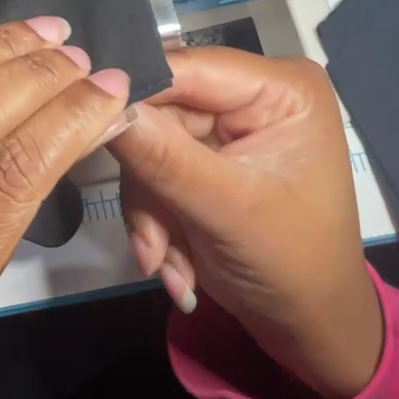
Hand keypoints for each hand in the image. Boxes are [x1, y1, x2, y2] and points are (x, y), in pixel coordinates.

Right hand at [108, 48, 382, 398]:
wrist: (309, 330)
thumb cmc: (291, 267)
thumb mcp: (226, 211)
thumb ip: (162, 155)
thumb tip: (104, 104)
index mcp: (279, 87)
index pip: (185, 68)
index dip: (134, 94)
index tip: (89, 127)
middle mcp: (252, 92)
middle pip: (162, 110)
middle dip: (149, 180)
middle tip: (150, 241)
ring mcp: (227, 124)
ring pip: (150, 141)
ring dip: (150, 208)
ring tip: (165, 262)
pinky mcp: (207, 153)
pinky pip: (155, 166)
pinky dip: (156, 215)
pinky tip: (175, 261)